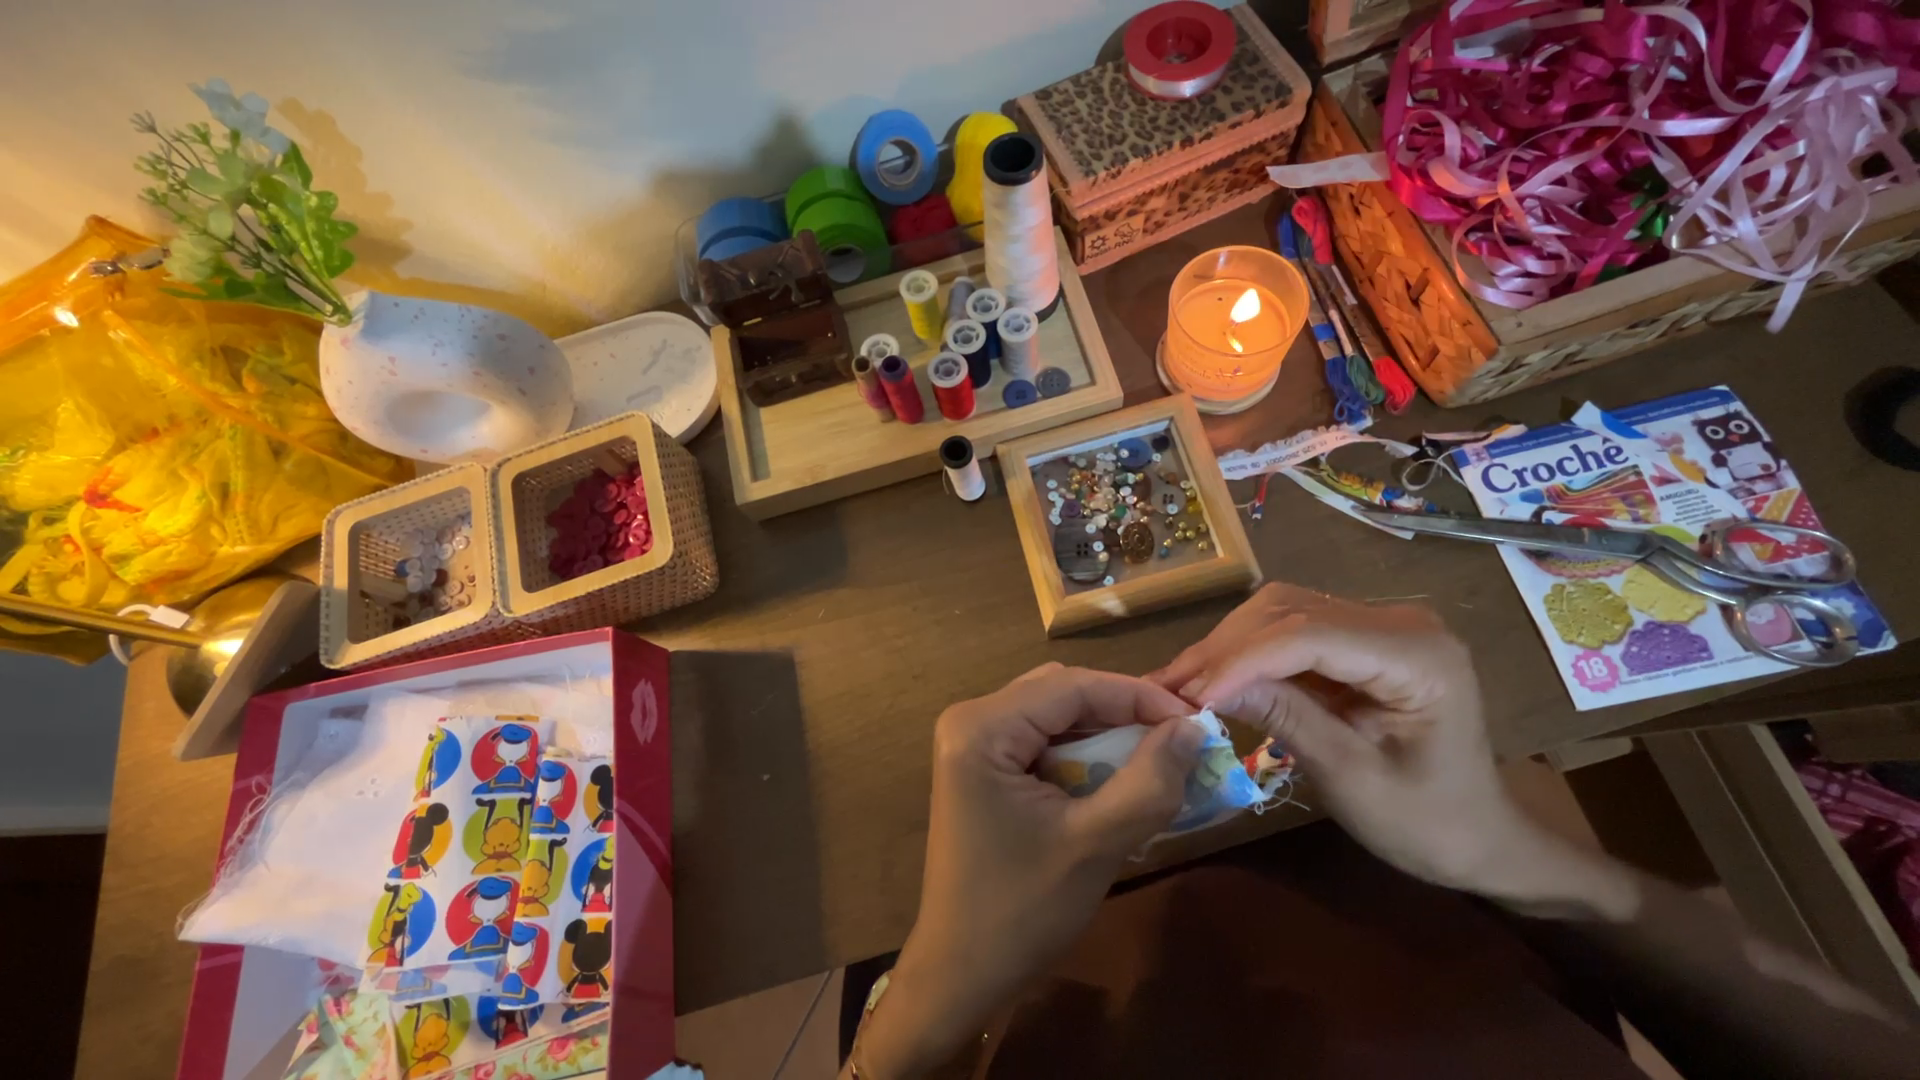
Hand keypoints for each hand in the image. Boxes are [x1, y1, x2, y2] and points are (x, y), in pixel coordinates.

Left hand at [853, 664, 1201, 1076]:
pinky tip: (1120, 777)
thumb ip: (1148, 781)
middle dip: (1124, 712)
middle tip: (1181, 738)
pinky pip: (1042, 741)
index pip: (1073, 686)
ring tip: (1160, 757)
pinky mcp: (981, 767)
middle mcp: (970, 720)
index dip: (1140, 696)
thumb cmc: (1021, 911)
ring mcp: (971, 744)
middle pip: (1062, 693)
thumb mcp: (1095, 844)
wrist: (959, 972)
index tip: (1197, 720)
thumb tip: (1192, 728)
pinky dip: (1084, 754)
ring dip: (1107, 734)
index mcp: (982, 728)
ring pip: (1055, 715)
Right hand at [1153, 584, 1633, 915]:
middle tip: (1167, 688)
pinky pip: (1289, 629)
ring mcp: (1379, 624)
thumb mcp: (1352, 778)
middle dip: (1224, 648)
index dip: (1241, 660)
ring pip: (1280, 611)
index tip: (1188, 697)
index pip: (1309, 635)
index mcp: (1418, 654)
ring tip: (1179, 682)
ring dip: (1226, 645)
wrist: (1479, 837)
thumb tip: (1209, 685)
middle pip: (1289, 610)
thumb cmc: (1426, 822)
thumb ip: (1287, 719)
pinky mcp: (1358, 638)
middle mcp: (1400, 621)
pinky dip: (1245, 652)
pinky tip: (1211, 676)